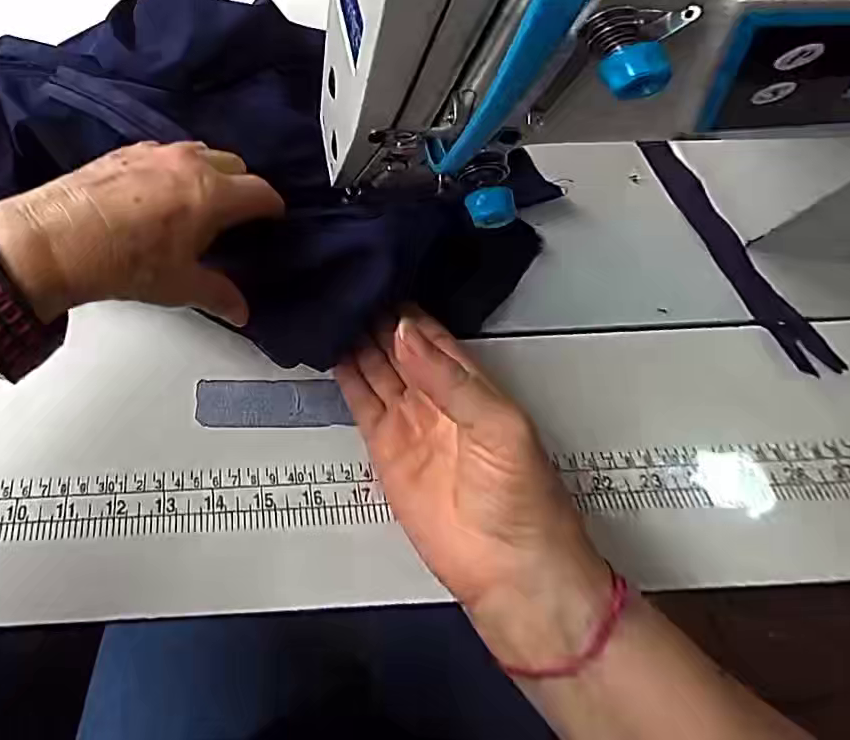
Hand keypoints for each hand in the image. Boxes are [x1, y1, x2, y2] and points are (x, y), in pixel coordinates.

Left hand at [0, 141, 283, 323]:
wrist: (54, 239)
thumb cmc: (116, 260)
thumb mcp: (176, 285)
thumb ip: (217, 294)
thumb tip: (238, 308)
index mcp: (211, 193)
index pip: (261, 192)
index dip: (272, 208)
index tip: (271, 219)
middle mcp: (187, 163)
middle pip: (235, 165)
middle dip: (241, 188)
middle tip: (231, 218)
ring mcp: (153, 152)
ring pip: (199, 153)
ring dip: (207, 173)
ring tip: (194, 205)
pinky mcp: (124, 151)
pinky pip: (163, 153)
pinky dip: (172, 168)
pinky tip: (156, 195)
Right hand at [333, 308, 614, 669]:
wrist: (507, 573)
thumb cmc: (522, 498)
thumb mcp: (498, 429)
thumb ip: (449, 380)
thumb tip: (402, 331)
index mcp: (469, 384)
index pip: (429, 334)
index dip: (404, 307)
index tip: (375, 276)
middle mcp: (434, 394)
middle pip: (396, 346)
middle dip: (372, 316)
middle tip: (341, 285)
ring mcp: (406, 417)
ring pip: (373, 365)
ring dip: (353, 338)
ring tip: (328, 307)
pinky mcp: (381, 442)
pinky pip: (358, 397)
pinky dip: (342, 372)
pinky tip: (328, 348)